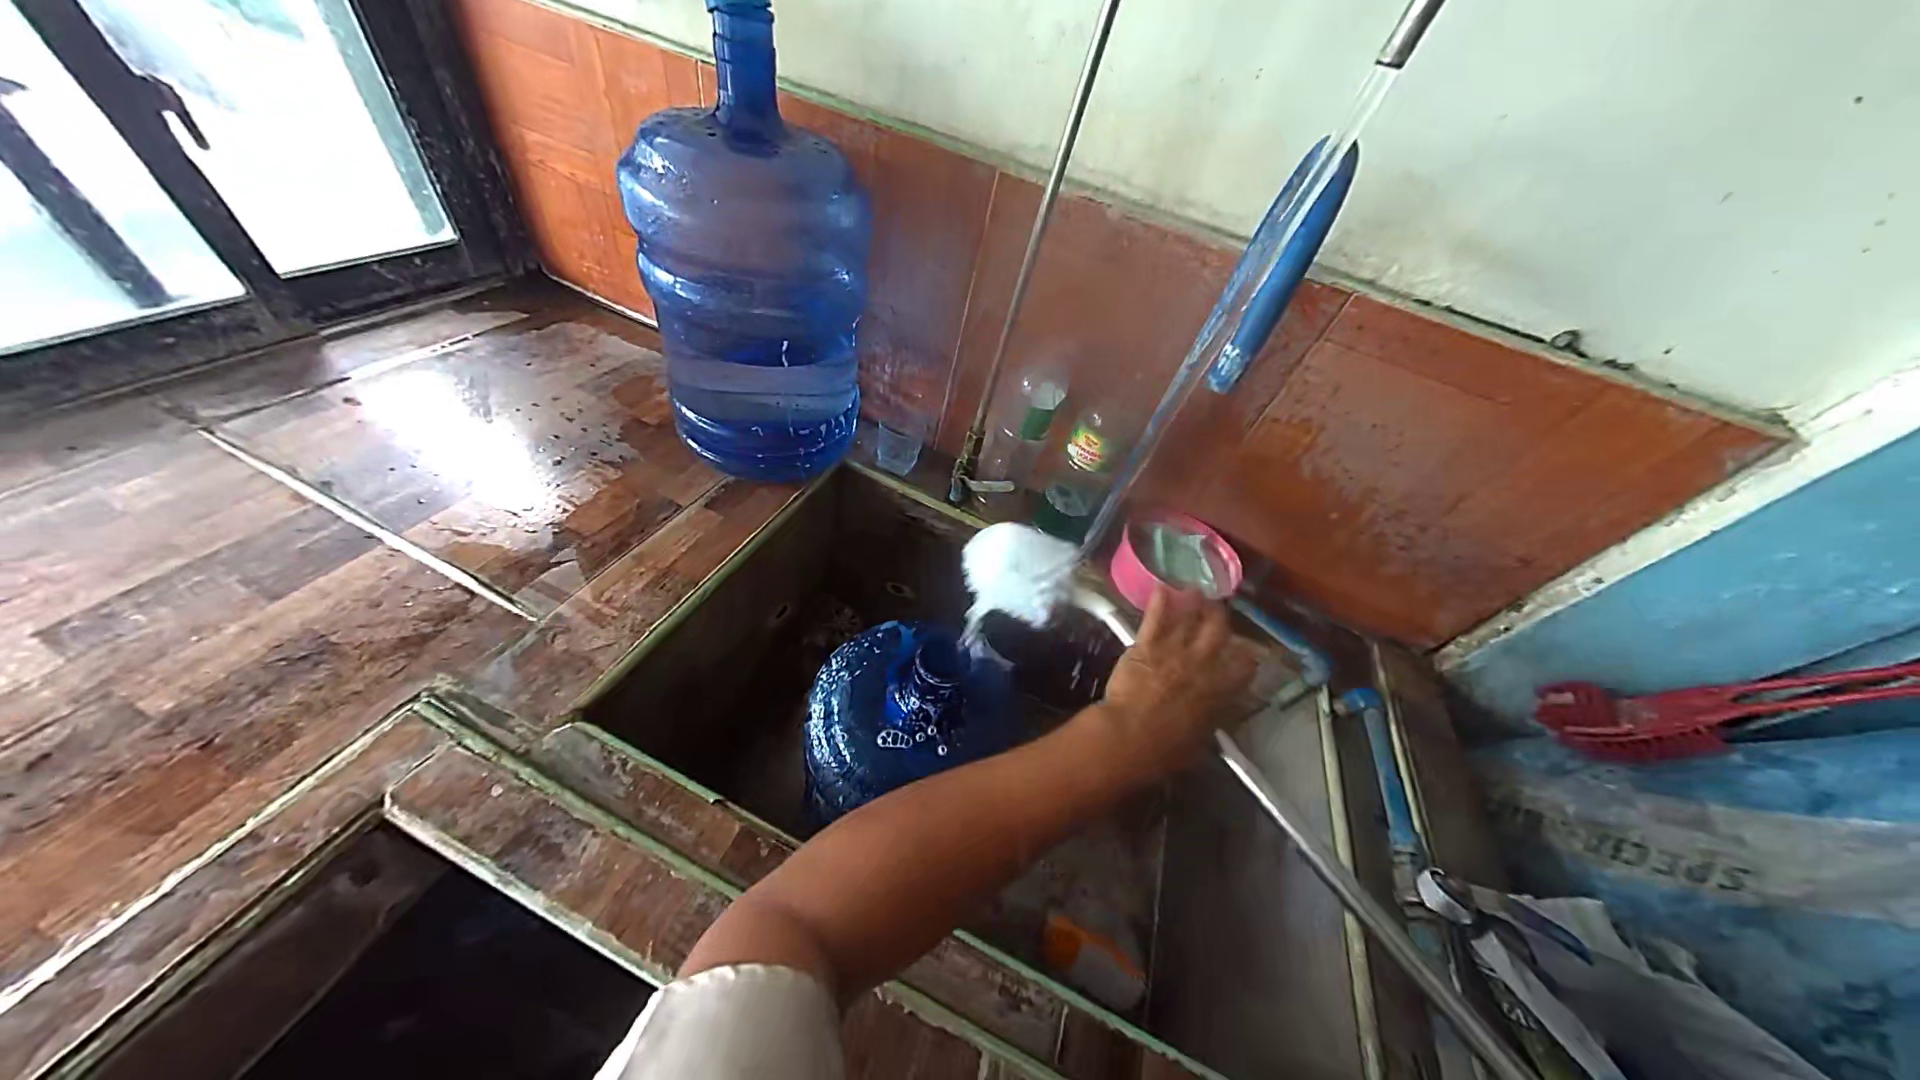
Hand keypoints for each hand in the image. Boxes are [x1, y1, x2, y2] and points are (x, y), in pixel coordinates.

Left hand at [1091, 586, 1257, 774]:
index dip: (1247, 656)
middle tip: (1218, 608)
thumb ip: (1210, 723)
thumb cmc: (1165, 748)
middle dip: (1220, 618)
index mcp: (1218, 692)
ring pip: (1189, 620)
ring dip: (1194, 604)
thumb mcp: (1199, 742)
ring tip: (1196, 592)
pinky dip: (1159, 602)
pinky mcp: (1146, 645)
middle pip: (1218, 632)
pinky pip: (1155, 618)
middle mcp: (1201, 665)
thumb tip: (1214, 720)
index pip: (1244, 666)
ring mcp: (1173, 651)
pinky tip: (1161, 588)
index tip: (1246, 650)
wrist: (1132, 735)